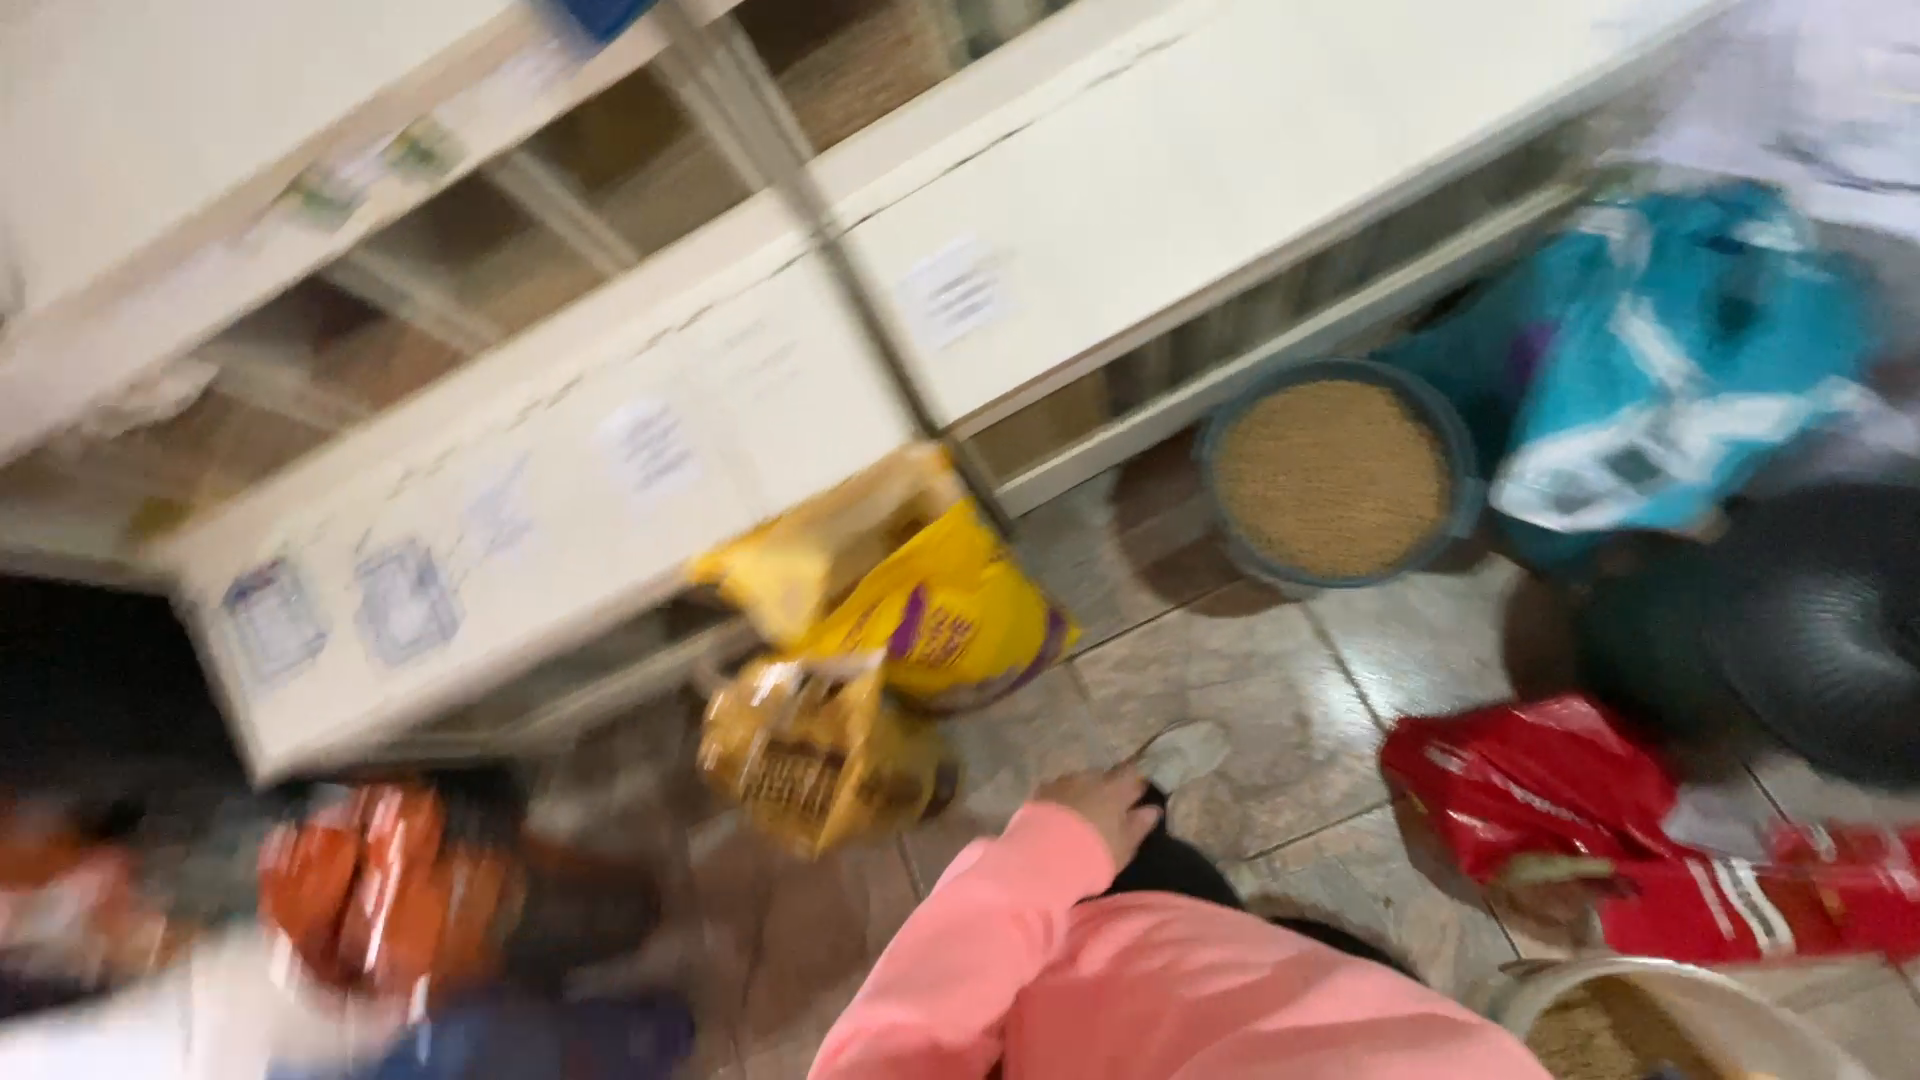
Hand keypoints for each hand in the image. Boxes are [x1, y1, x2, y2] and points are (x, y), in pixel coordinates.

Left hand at [1033, 768, 1161, 868]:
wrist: (1043, 856)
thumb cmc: (1093, 854)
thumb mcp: (1123, 847)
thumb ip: (1139, 826)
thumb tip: (1153, 810)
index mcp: (1115, 790)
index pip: (1132, 775)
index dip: (1137, 782)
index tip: (1139, 792)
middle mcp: (1090, 778)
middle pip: (1104, 776)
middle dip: (1108, 786)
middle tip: (1109, 806)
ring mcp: (1063, 781)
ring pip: (1080, 780)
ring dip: (1084, 791)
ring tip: (1083, 812)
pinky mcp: (1042, 790)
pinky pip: (1059, 788)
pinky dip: (1064, 798)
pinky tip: (1061, 814)